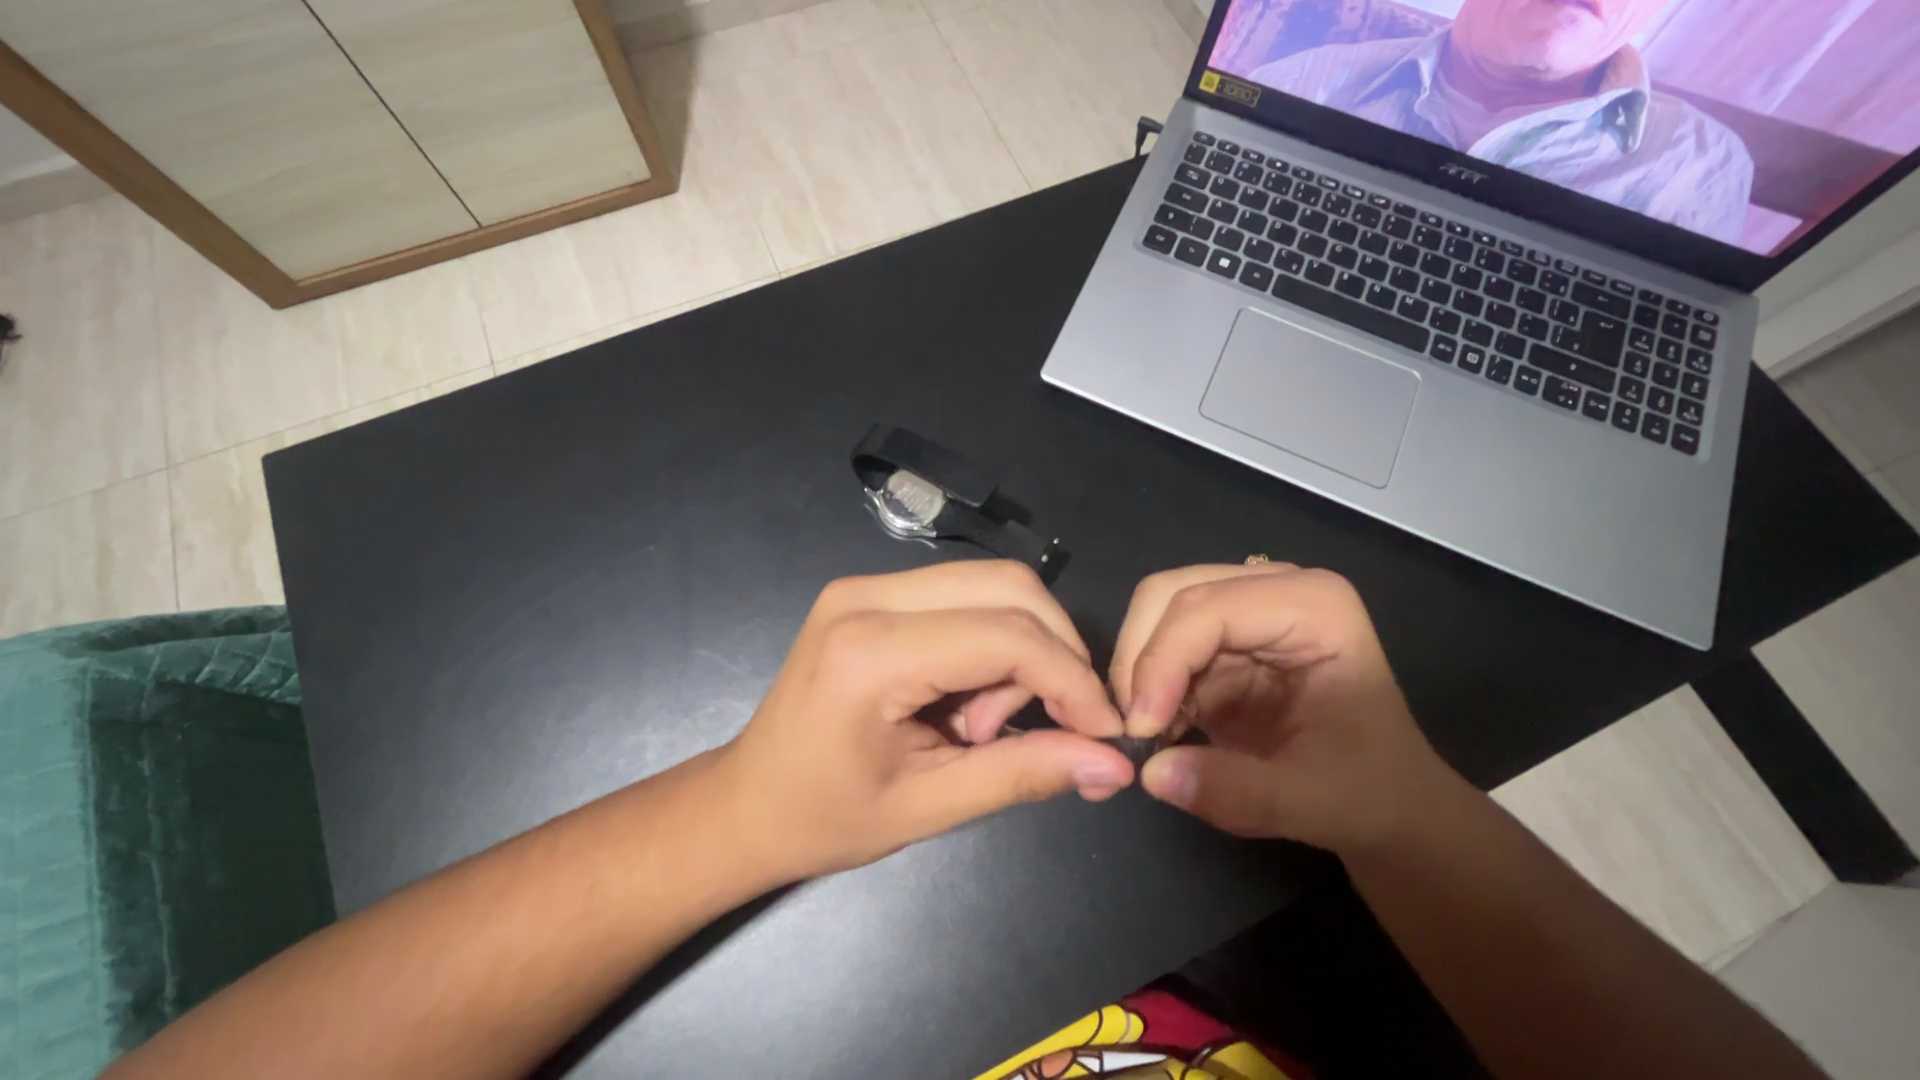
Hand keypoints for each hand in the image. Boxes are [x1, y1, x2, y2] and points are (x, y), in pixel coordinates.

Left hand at [715, 561, 1133, 880]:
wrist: (744, 804)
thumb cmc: (823, 818)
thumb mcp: (928, 807)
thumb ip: (1022, 773)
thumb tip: (1114, 765)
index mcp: (871, 652)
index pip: (1007, 636)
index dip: (1072, 680)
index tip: (1107, 732)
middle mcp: (866, 595)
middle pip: (1008, 586)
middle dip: (1054, 654)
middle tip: (1047, 726)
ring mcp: (864, 585)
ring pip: (991, 585)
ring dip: (1020, 650)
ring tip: (984, 725)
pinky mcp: (870, 592)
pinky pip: (963, 596)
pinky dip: (991, 642)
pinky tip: (966, 702)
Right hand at [1111, 564, 1464, 854]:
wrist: (1389, 804)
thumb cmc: (1369, 794)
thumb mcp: (1310, 803)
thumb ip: (1232, 790)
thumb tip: (1149, 773)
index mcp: (1314, 607)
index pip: (1208, 608)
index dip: (1163, 661)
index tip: (1140, 727)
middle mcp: (1275, 590)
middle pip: (1171, 594)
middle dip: (1141, 658)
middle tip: (1133, 726)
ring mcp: (1245, 611)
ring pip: (1156, 613)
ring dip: (1137, 671)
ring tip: (1145, 731)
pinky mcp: (1221, 641)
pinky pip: (1160, 645)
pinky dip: (1144, 685)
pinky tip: (1156, 729)